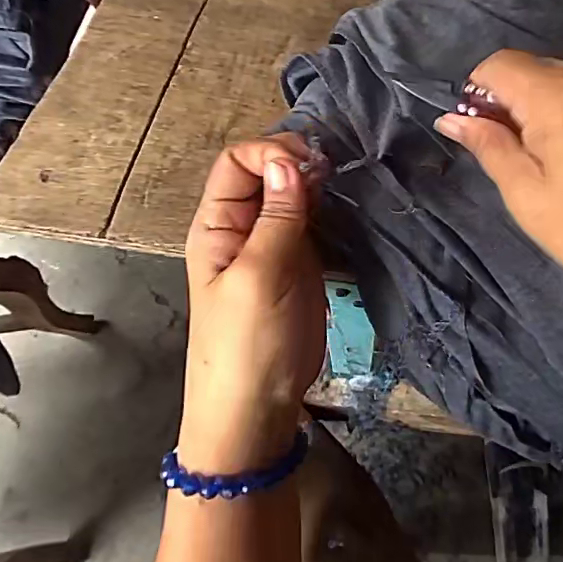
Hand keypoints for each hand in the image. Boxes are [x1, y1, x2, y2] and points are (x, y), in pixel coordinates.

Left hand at [180, 135, 324, 473]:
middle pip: (264, 172)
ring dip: (314, 181)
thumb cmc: (246, 345)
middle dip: (295, 161)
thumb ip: (276, 218)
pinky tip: (345, 204)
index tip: (308, 164)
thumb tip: (287, 160)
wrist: (258, 409)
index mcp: (217, 225)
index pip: (236, 163)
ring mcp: (272, 243)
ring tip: (342, 180)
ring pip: (290, 194)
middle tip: (332, 169)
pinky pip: (311, 220)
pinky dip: (327, 206)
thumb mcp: (259, 278)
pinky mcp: (299, 261)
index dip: (268, 153)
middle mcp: (242, 226)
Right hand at [435, 50, 562, 331]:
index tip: (487, 136)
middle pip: (538, 70)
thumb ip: (489, 147)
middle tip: (528, 161)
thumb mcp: (530, 198)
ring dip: (556, 109)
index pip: (499, 64)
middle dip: (518, 103)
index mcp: (562, 95)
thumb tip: (452, 119)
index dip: (479, 94)